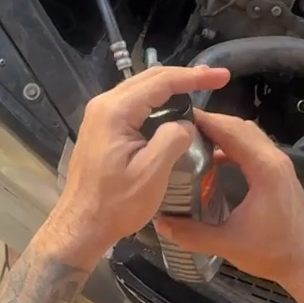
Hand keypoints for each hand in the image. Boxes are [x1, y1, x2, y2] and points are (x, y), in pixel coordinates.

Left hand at [32, 65, 232, 263]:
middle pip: (150, 79)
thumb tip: (185, 123)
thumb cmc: (115, 204)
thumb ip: (173, 139)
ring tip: (200, 88)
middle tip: (216, 79)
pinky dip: (158, 102)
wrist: (81, 225)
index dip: (195, 77)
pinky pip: (134, 104)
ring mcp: (100, 116)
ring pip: (142, 90)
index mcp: (115, 111)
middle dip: (185, 77)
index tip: (222, 77)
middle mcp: (104, 105)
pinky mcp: (102, 128)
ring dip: (171, 88)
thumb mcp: (151, 173)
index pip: (161, 82)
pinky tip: (174, 109)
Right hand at [156, 110, 303, 287]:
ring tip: (193, 140)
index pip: (231, 131)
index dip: (205, 121)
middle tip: (180, 127)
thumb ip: (192, 233)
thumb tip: (160, 223)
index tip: (177, 117)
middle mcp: (275, 159)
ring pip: (249, 134)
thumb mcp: (228, 244)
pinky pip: (254, 147)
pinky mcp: (280, 172)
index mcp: (264, 169)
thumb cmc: (273, 253)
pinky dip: (233, 145)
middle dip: (211, 123)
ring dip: (223, 132)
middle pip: (240, 126)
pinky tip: (214, 159)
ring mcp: (280, 164)